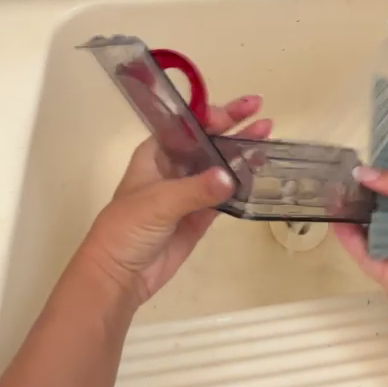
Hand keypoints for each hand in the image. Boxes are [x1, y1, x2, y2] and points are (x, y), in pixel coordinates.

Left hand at [77, 95, 271, 303]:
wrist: (119, 276)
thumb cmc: (127, 228)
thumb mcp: (158, 203)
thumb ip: (196, 189)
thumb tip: (231, 177)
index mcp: (156, 154)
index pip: (188, 126)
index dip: (212, 115)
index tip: (237, 111)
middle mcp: (174, 167)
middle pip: (208, 141)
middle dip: (233, 126)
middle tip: (261, 111)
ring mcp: (189, 191)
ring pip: (220, 165)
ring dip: (242, 151)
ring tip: (269, 137)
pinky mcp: (200, 215)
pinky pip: (225, 194)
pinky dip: (242, 183)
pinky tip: (261, 170)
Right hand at [333, 167, 387, 338]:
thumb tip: (364, 172)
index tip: (364, 166)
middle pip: (387, 211)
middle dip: (367, 196)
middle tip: (342, 179)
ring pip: (374, 232)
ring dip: (355, 215)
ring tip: (333, 195)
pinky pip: (366, 255)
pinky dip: (351, 239)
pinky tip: (337, 220)